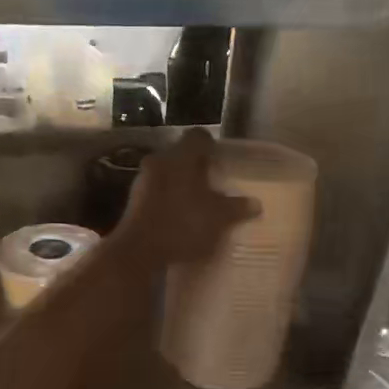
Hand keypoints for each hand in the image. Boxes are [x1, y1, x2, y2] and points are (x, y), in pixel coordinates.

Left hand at [114, 128, 257, 266]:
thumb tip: (255, 203)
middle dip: (196, 168)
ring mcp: (142, 181)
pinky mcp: (133, 202)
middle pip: (181, 156)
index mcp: (180, 156)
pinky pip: (155, 193)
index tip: (221, 162)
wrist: (138, 252)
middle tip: (212, 185)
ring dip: (180, 185)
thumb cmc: (183, 225)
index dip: (212, 146)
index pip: (198, 136)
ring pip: (166, 174)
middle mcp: (158, 161)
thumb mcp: (218, 218)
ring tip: (196, 205)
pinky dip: (167, 200)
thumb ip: (236, 207)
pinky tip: (178, 218)